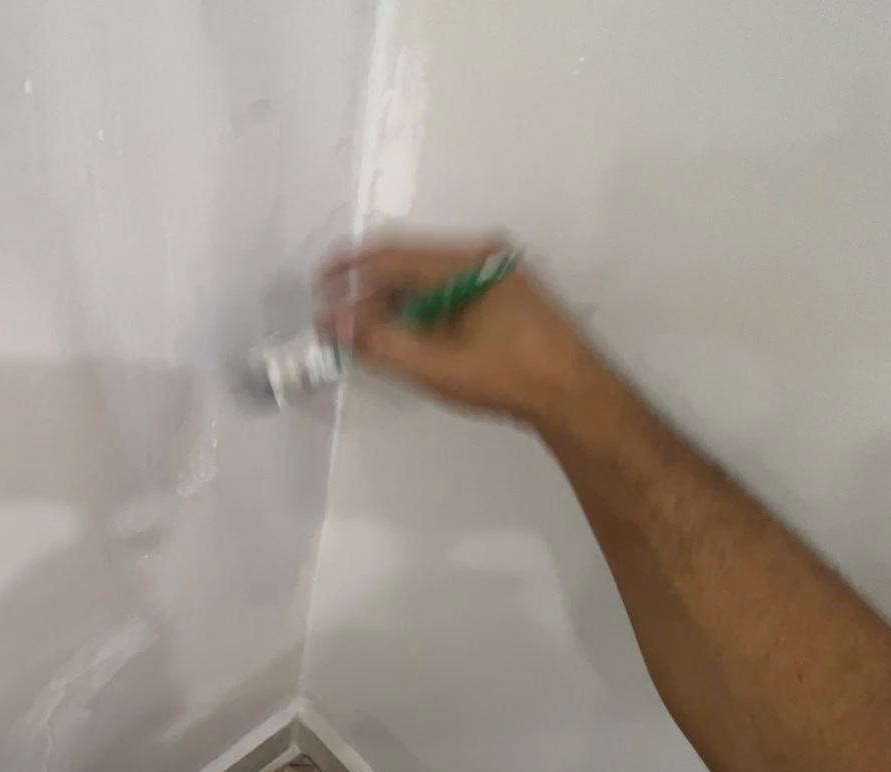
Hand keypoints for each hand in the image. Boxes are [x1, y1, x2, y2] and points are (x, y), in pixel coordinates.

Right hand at [319, 238, 614, 426]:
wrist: (574, 396)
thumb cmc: (506, 377)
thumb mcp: (434, 365)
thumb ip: (378, 343)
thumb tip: (332, 324)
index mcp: (468, 262)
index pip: (392, 256)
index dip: (348, 271)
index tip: (316, 288)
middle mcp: (480, 257)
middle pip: (406, 268)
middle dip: (366, 297)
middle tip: (337, 330)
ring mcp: (493, 275)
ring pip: (423, 284)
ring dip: (389, 310)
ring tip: (363, 342)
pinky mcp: (498, 297)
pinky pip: (442, 296)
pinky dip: (414, 316)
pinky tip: (400, 342)